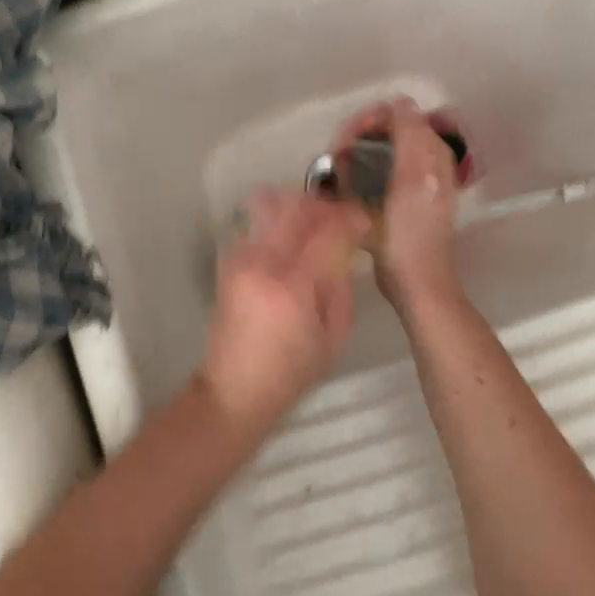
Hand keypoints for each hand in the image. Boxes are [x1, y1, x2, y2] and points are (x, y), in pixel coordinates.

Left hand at [200, 191, 370, 428]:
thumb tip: (342, 254)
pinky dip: (278, 222)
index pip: (327, 232)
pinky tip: (293, 239)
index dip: (351, 219)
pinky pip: (257, 226)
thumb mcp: (333, 338)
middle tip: (341, 217)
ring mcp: (240, 260)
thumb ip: (341, 290)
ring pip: (270, 207)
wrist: (234, 389)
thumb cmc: (290, 373)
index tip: (365, 220)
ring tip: (317, 224)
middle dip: (324, 206)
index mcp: (292, 286)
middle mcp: (262, 264)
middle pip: (295, 209)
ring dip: (299, 208)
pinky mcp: (229, 263)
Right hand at [334, 98, 461, 305]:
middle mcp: (426, 165)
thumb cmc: (410, 237)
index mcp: (430, 157)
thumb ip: (410, 137)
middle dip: (358, 138)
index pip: (398, 116)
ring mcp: (415, 185)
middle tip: (336, 159)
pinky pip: (378, 175)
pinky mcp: (403, 204)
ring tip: (338, 175)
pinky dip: (362, 174)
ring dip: (356, 157)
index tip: (341, 143)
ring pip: (380, 153)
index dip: (367, 121)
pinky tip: (349, 189)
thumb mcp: (412, 182)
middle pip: (387, 132)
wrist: (417, 285)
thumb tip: (402, 102)